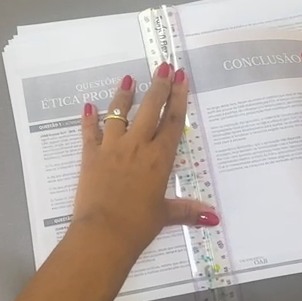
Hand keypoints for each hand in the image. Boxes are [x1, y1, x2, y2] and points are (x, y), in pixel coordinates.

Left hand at [70, 64, 216, 257]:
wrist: (103, 234)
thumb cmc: (138, 226)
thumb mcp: (164, 215)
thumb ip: (187, 210)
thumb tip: (213, 218)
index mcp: (159, 158)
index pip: (172, 121)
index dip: (178, 97)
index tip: (181, 77)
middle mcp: (137, 146)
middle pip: (150, 109)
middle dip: (159, 86)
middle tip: (163, 66)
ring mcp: (112, 148)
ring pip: (119, 113)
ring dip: (124, 94)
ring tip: (129, 78)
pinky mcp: (90, 155)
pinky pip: (89, 132)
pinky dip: (89, 119)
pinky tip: (89, 106)